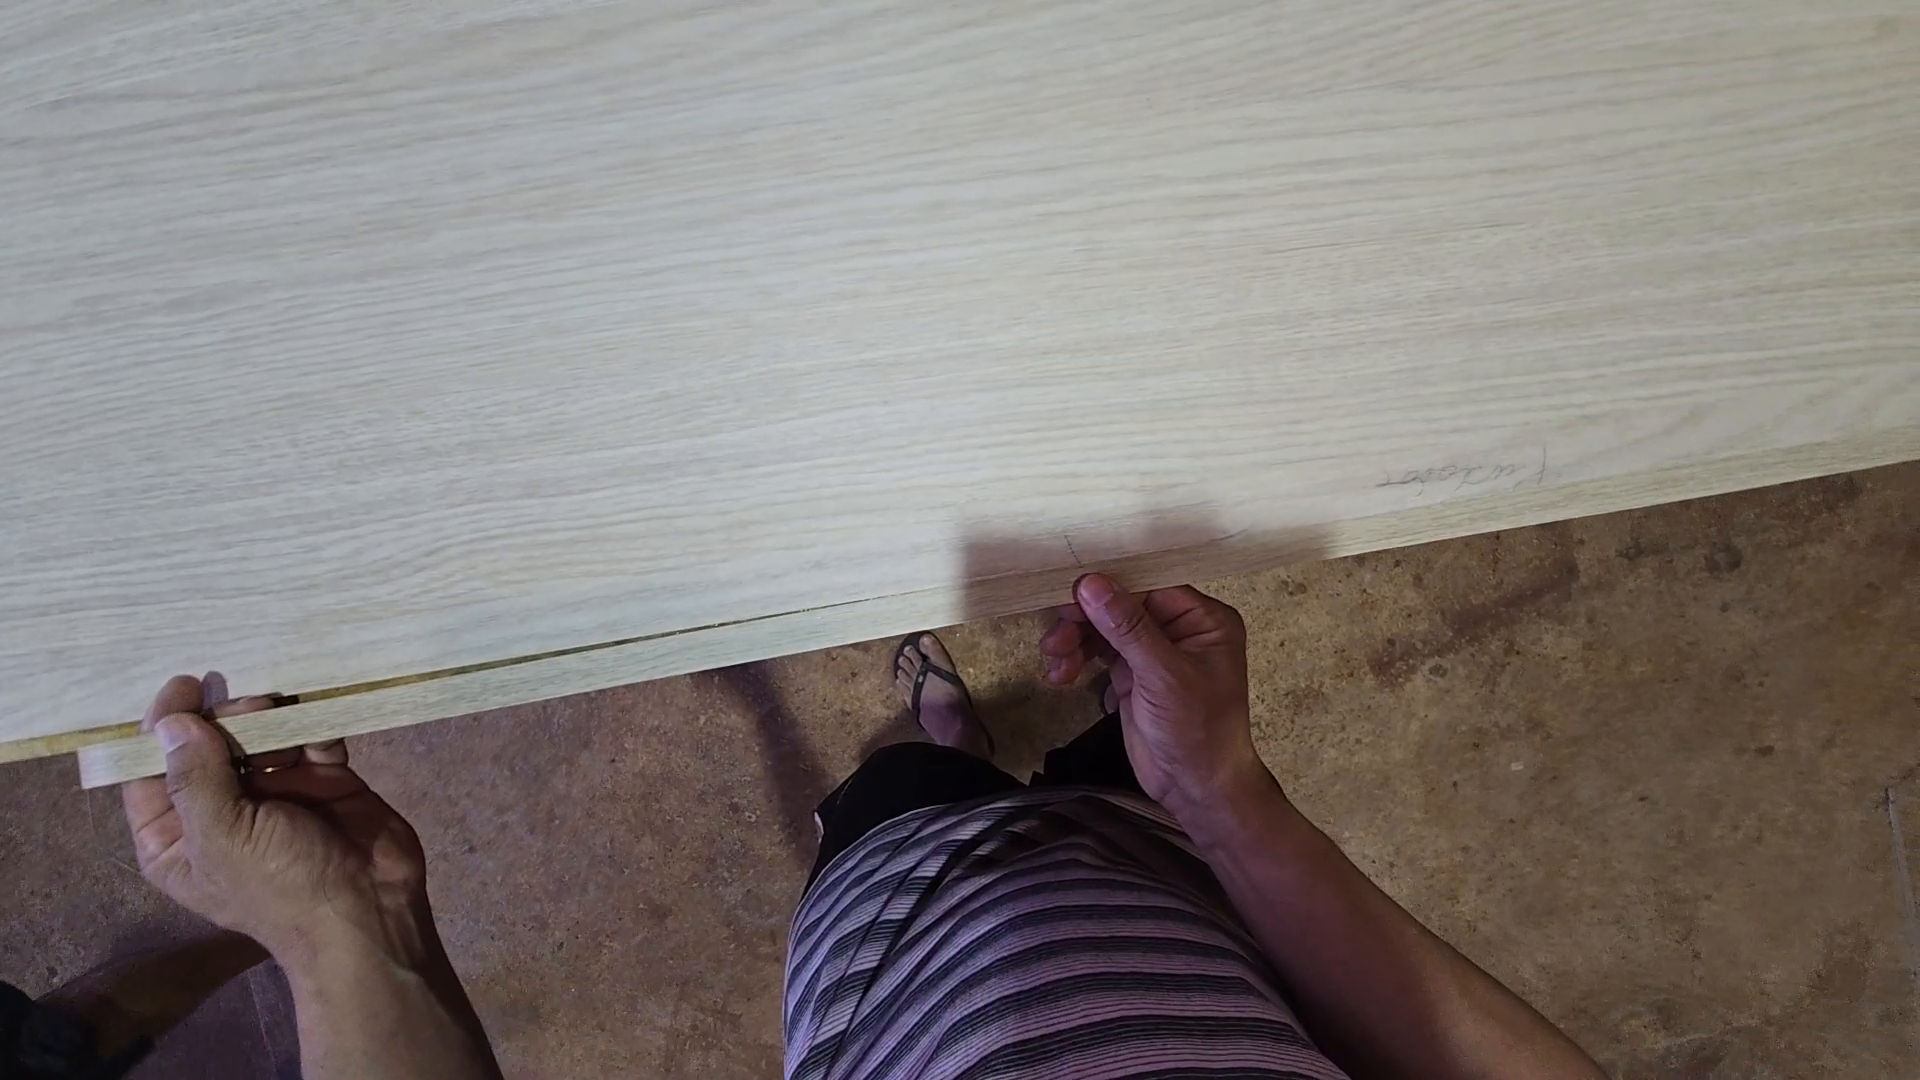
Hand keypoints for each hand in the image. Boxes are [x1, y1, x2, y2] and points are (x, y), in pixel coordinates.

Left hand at [120, 674, 433, 973]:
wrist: (367, 902)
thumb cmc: (281, 882)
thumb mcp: (225, 835)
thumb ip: (198, 777)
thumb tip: (173, 724)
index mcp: (179, 833)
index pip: (153, 772)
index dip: (161, 729)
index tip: (184, 685)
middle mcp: (226, 808)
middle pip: (214, 747)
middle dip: (226, 719)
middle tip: (250, 704)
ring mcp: (281, 793)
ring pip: (267, 739)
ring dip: (273, 718)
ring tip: (284, 707)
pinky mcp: (330, 780)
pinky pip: (317, 742)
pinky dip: (318, 725)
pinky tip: (321, 715)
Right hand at [1040, 574, 1268, 817]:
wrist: (1197, 791)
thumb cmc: (1197, 731)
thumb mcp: (1163, 676)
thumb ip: (1127, 627)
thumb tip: (1090, 582)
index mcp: (1202, 618)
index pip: (1148, 586)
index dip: (1108, 588)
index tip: (1070, 595)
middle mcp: (1178, 627)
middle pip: (1119, 605)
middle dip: (1084, 620)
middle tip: (1055, 639)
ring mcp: (1152, 649)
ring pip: (1103, 627)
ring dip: (1074, 640)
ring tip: (1054, 662)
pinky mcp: (1130, 672)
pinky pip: (1097, 651)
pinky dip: (1076, 659)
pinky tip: (1060, 675)